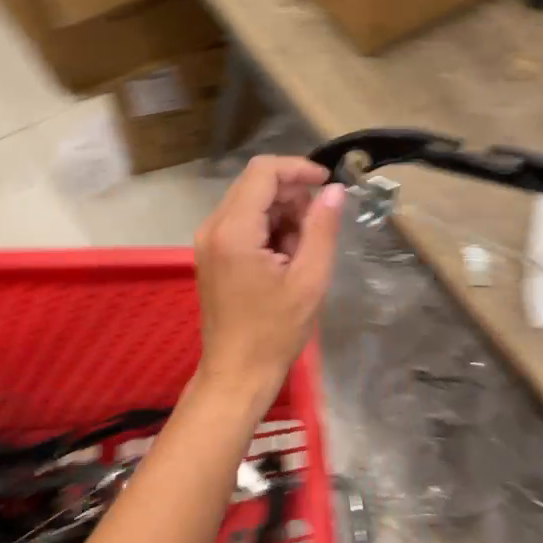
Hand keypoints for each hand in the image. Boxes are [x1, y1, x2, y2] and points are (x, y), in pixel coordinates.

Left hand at [193, 156, 346, 401]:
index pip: (263, 171)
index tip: (328, 184)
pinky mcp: (211, 254)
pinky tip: (285, 260)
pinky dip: (268, 229)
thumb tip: (335, 191)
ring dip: (282, 214)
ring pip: (250, 202)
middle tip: (318, 230)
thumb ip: (322, 228)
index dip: (299, 169)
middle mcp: (213, 227)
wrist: (237, 374)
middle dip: (293, 196)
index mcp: (234, 230)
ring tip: (301, 252)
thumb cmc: (275, 331)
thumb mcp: (310, 279)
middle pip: (256, 184)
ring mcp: (208, 241)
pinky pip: (242, 223)